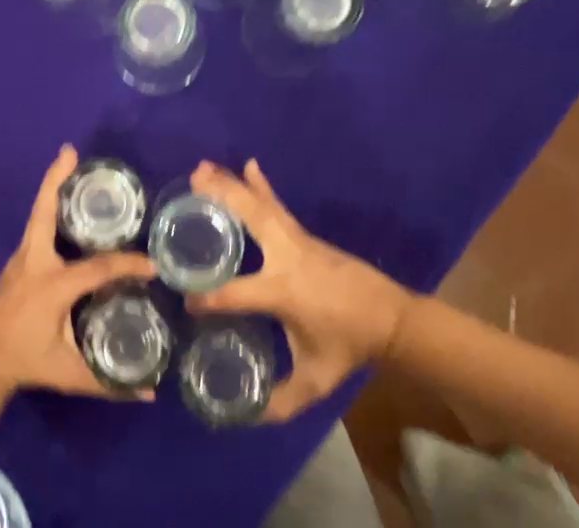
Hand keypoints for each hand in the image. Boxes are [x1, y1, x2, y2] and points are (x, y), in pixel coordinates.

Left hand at [0, 146, 158, 398]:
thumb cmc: (25, 363)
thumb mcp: (68, 374)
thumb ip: (108, 382)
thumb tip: (149, 392)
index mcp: (52, 286)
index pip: (98, 267)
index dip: (128, 264)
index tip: (153, 266)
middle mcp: (34, 263)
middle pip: (44, 212)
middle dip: (55, 180)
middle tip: (70, 151)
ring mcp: (20, 260)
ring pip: (37, 216)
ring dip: (52, 189)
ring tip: (70, 164)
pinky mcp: (16, 263)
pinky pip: (36, 229)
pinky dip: (48, 210)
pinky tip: (65, 207)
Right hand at [188, 159, 412, 421]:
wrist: (392, 319)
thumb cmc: (350, 346)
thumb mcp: (317, 378)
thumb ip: (282, 399)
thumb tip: (249, 415)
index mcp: (283, 291)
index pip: (233, 291)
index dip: (206, 297)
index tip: (186, 300)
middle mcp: (287, 257)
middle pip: (250, 217)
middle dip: (221, 196)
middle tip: (191, 179)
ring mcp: (298, 241)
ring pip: (261, 204)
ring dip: (232, 184)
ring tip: (203, 167)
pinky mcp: (304, 235)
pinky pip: (277, 206)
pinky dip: (262, 186)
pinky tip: (251, 165)